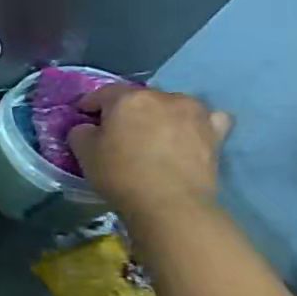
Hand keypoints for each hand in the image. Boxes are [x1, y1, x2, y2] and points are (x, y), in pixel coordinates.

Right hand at [68, 86, 231, 220]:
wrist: (169, 202)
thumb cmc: (120, 174)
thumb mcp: (85, 154)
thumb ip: (81, 133)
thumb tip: (87, 128)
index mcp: (128, 99)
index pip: (104, 93)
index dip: (91, 103)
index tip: (84, 115)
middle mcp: (163, 97)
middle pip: (140, 98)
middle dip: (128, 111)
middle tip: (119, 131)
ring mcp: (194, 112)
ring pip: (173, 105)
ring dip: (162, 114)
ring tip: (155, 135)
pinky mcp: (216, 132)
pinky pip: (208, 119)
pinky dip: (198, 124)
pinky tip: (191, 135)